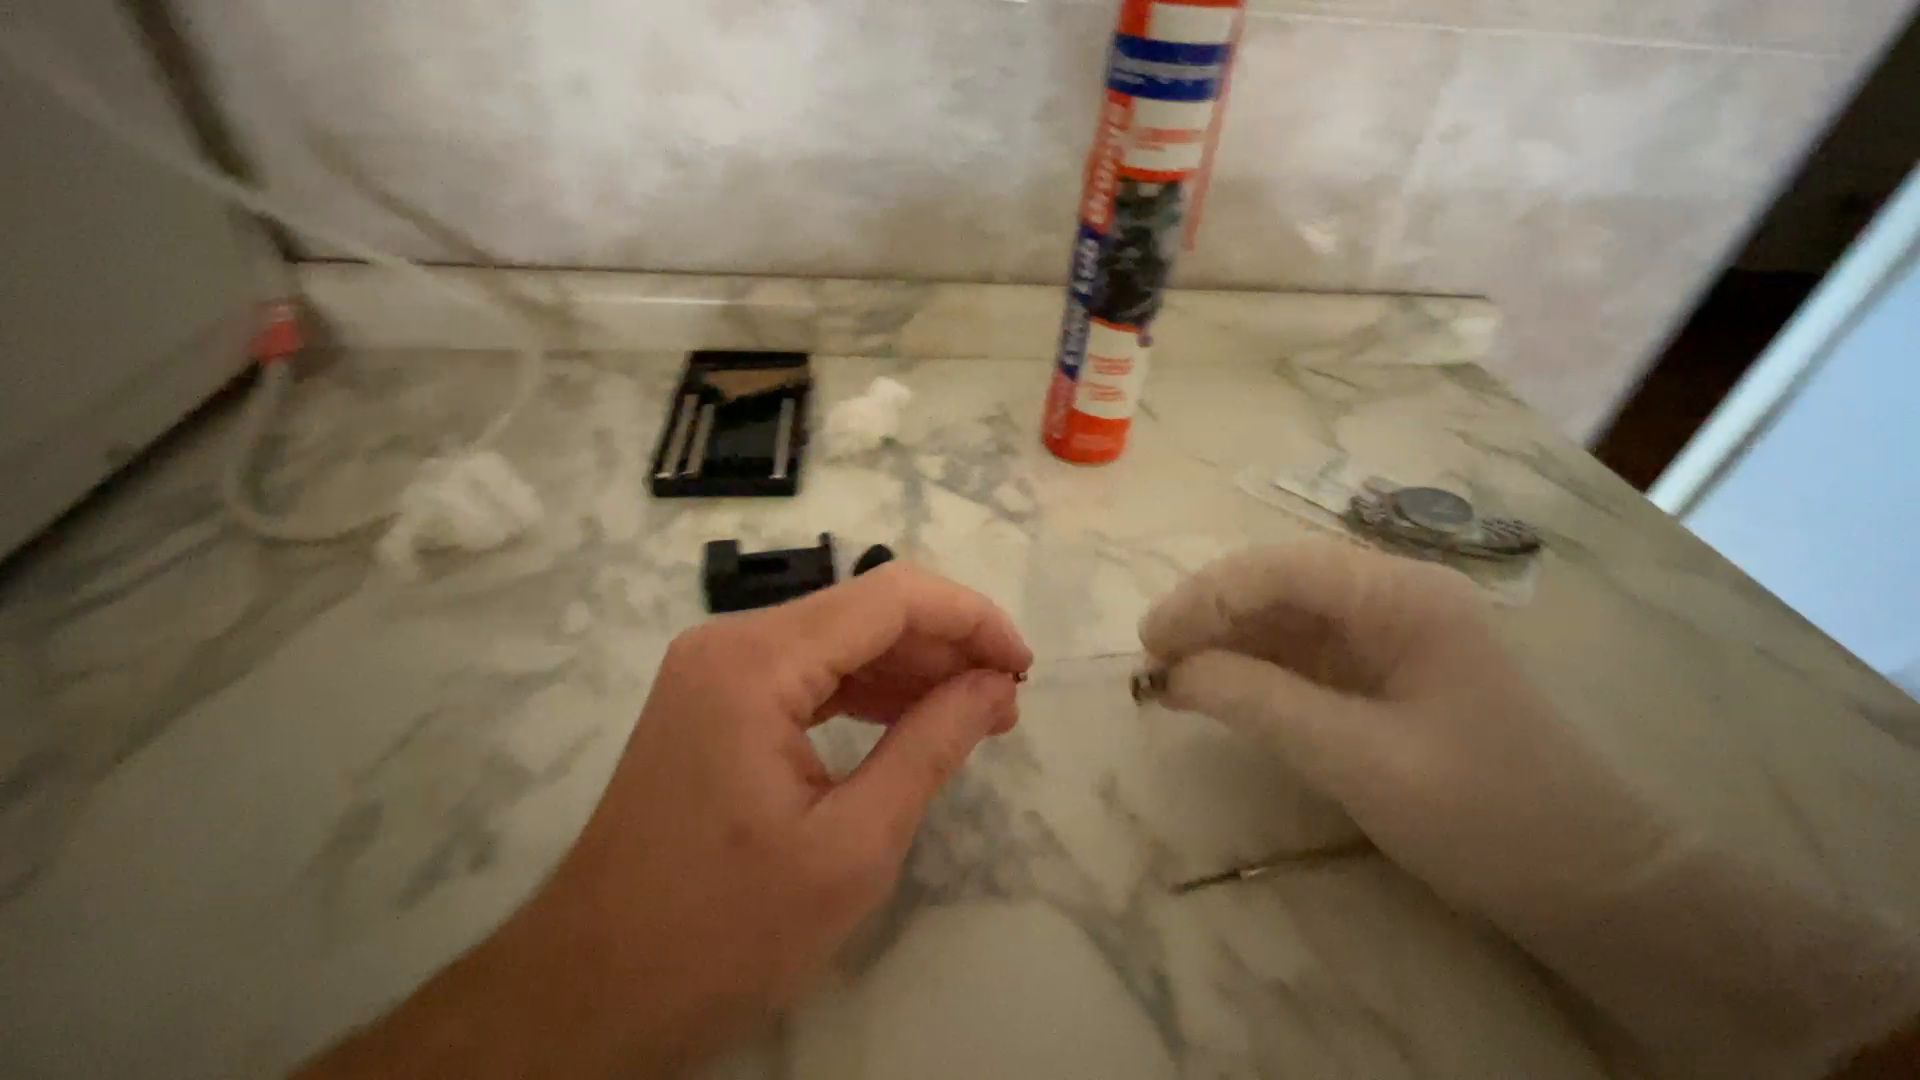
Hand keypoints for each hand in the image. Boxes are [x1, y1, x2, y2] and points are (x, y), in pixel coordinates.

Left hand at [299, 563, 1030, 1078]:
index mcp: (756, 662)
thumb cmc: (724, 931)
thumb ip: (931, 747)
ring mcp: (714, 670)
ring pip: (838, 640)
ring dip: (910, 669)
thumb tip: (995, 686)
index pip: (891, 597)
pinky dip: (866, 692)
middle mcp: (730, 643)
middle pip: (863, 611)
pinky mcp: (713, 702)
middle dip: (945, 646)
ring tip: (973, 715)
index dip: (971, 620)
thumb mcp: (852, 846)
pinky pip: (807, 675)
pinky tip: (909, 722)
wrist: (591, 991)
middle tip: (1005, 703)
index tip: (1023, 668)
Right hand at [1141, 540, 1919, 1079]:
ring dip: (1228, 642)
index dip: (1204, 598)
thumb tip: (1175, 671)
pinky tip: (1222, 692)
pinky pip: (1308, 653)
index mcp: (1403, 597)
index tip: (1150, 647)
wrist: (1596, 883)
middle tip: (1154, 666)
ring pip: (1288, 616)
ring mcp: (1395, 633)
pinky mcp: (1389, 672)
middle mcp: (1397, 597)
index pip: (1280, 568)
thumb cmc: (1485, 815)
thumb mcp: (1359, 760)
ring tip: (1173, 681)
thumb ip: (1260, 703)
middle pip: (1280, 582)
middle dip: (1211, 616)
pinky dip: (1258, 670)